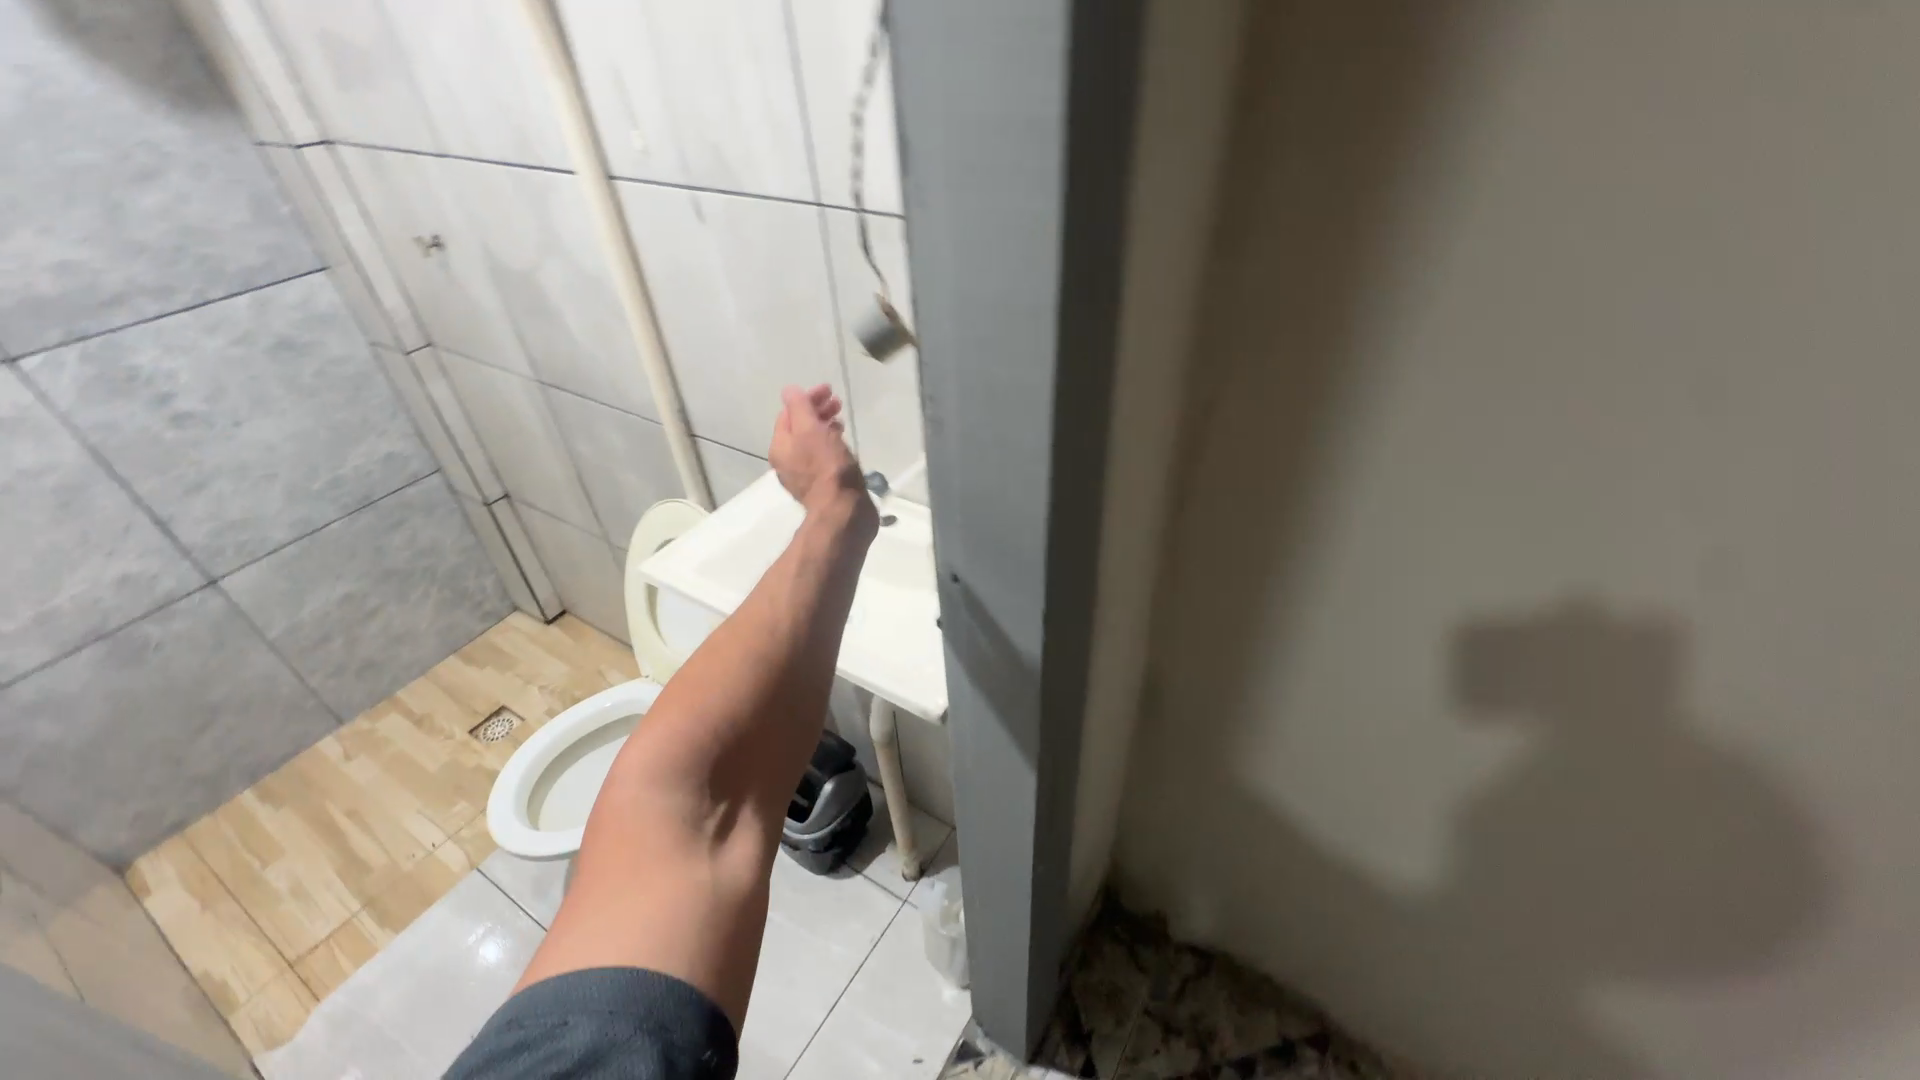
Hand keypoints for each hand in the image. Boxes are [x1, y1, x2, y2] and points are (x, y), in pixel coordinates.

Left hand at [771, 385, 864, 511]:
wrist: (842, 512)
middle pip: (800, 428)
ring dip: (824, 427)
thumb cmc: (827, 468)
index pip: (789, 413)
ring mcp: (804, 475)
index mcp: (780, 447)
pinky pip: (822, 457)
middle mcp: (787, 461)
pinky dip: (831, 445)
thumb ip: (799, 408)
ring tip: (841, 422)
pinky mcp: (821, 485)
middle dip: (816, 411)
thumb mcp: (811, 431)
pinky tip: (843, 445)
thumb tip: (789, 391)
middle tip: (838, 403)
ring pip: (812, 443)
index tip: (830, 391)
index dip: (807, 398)